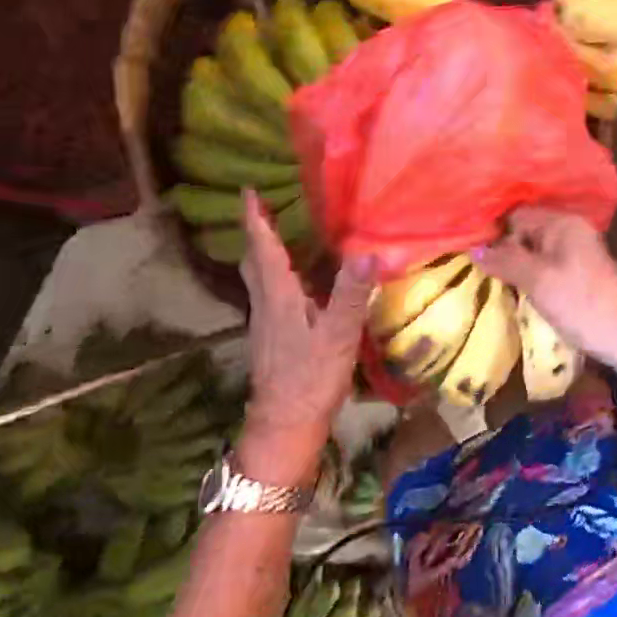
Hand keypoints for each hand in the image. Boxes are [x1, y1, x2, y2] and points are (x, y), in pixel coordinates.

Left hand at [235, 190, 375, 486]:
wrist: (284, 425)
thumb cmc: (310, 378)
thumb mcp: (337, 335)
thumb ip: (350, 293)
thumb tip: (369, 251)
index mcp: (278, 295)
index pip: (262, 247)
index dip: (255, 218)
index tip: (248, 191)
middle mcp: (265, 303)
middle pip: (253, 260)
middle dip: (256, 232)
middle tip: (264, 207)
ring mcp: (264, 323)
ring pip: (257, 278)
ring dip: (263, 253)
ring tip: (279, 235)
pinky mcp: (271, 338)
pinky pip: (267, 294)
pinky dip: (274, 276)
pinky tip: (293, 283)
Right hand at [473, 208, 616, 364]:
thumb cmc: (581, 305)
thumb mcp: (536, 281)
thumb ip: (504, 260)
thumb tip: (473, 249)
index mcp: (562, 223)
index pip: (516, 216)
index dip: (495, 235)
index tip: (476, 258)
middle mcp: (571, 229)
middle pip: (525, 231)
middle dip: (504, 250)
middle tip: (483, 273)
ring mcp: (578, 251)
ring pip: (535, 249)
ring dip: (517, 265)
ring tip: (497, 283)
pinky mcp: (581, 272)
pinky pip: (546, 264)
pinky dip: (532, 275)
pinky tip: (522, 291)